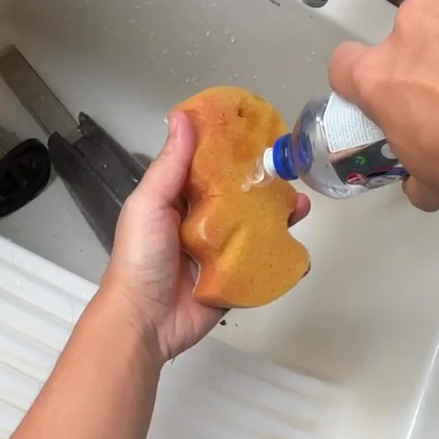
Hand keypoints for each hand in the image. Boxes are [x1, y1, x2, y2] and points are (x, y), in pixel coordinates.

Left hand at [98, 111, 309, 361]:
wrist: (144, 320)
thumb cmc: (138, 260)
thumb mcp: (149, 204)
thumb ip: (169, 165)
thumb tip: (182, 118)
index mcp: (175, 202)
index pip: (208, 168)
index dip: (231, 150)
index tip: (258, 131)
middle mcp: (198, 225)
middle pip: (237, 197)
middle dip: (264, 183)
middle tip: (289, 169)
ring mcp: (217, 254)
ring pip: (253, 229)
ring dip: (278, 216)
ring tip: (300, 205)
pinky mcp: (231, 281)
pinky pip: (258, 265)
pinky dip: (278, 254)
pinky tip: (296, 243)